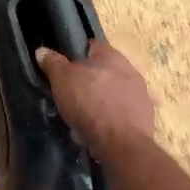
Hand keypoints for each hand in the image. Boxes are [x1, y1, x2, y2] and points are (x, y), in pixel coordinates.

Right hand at [35, 39, 154, 157]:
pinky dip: (112, 117)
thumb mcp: (61, 78)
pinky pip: (123, 113)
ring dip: (103, 98)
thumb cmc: (89, 102)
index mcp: (112, 56)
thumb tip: (42, 51)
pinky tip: (98, 127)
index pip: (92, 46)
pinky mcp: (146, 120)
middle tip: (72, 90)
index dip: (77, 54)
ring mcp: (142, 97)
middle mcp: (132, 72)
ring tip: (83, 112)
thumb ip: (52, 62)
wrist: (121, 144)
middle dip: (91, 79)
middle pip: (106, 70)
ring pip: (115, 92)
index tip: (65, 66)